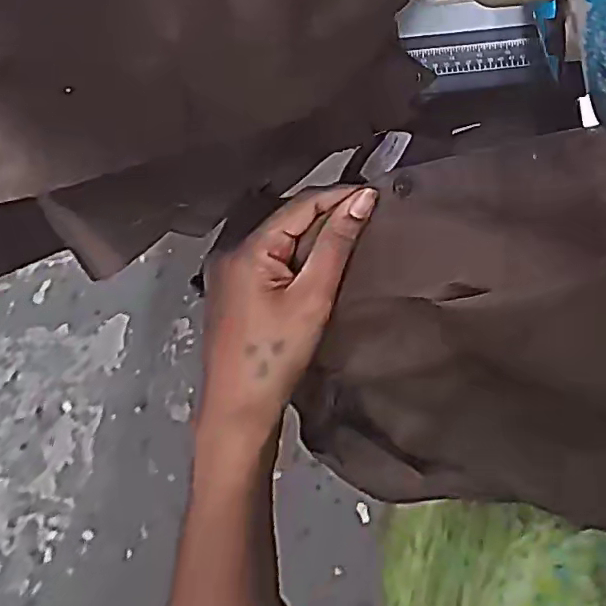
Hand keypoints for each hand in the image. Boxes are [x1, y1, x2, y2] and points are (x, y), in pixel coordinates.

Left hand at [198, 186, 377, 447]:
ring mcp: (231, 270)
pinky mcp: (236, 287)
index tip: (374, 194)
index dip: (339, 195)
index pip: (302, 205)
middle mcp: (233, 251)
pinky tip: (324, 254)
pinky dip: (302, 249)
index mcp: (248, 249)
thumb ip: (337, 242)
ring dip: (317, 229)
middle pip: (290, 216)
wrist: (237, 412)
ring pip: (283, 234)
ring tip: (354, 226)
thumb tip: (362, 200)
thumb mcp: (314, 295)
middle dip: (330, 210)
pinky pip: (274, 253)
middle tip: (369, 209)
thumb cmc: (275, 356)